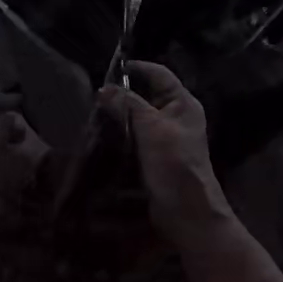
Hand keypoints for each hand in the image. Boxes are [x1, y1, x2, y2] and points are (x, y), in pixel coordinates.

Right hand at [100, 61, 230, 243]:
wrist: (187, 214)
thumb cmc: (174, 165)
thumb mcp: (150, 128)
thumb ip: (127, 104)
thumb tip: (103, 89)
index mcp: (183, 104)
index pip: (159, 73)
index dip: (136, 67)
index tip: (109, 69)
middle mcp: (175, 115)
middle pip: (146, 93)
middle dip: (123, 91)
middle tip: (97, 92)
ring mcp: (165, 135)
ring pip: (138, 113)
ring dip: (119, 111)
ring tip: (95, 110)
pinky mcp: (154, 153)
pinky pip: (135, 133)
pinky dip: (120, 129)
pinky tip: (102, 130)